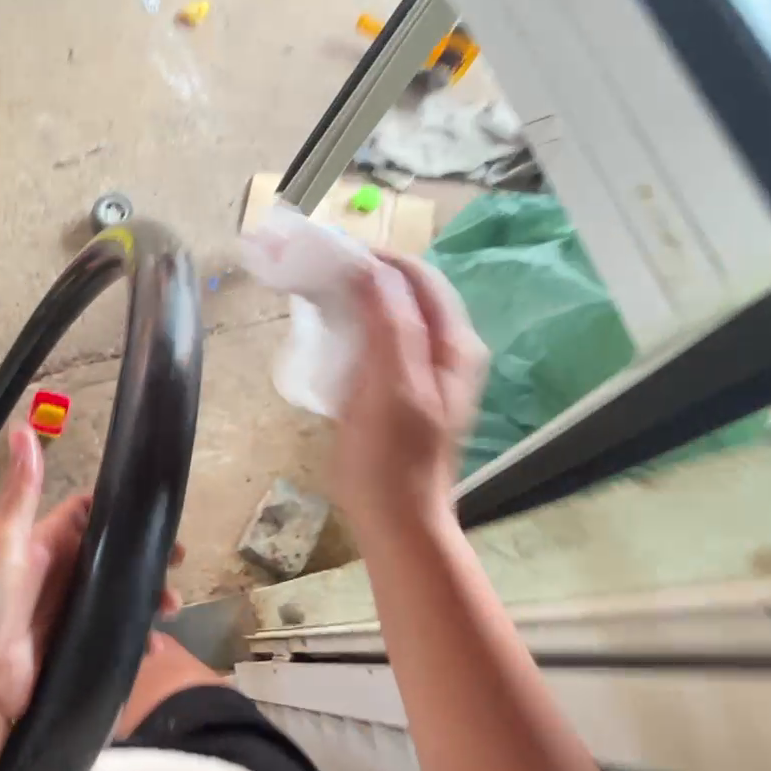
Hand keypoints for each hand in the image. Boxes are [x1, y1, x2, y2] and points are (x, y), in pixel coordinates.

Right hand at [331, 252, 487, 539]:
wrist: (395, 516)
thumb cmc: (388, 457)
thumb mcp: (390, 386)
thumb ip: (390, 326)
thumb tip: (374, 271)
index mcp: (452, 344)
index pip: (416, 277)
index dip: (377, 259)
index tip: (330, 253)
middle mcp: (446, 351)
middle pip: (408, 294)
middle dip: (366, 277)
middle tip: (318, 274)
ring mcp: (426, 373)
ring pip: (394, 318)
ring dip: (359, 302)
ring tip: (319, 298)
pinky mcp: (403, 392)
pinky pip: (382, 345)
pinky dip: (357, 331)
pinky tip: (331, 339)